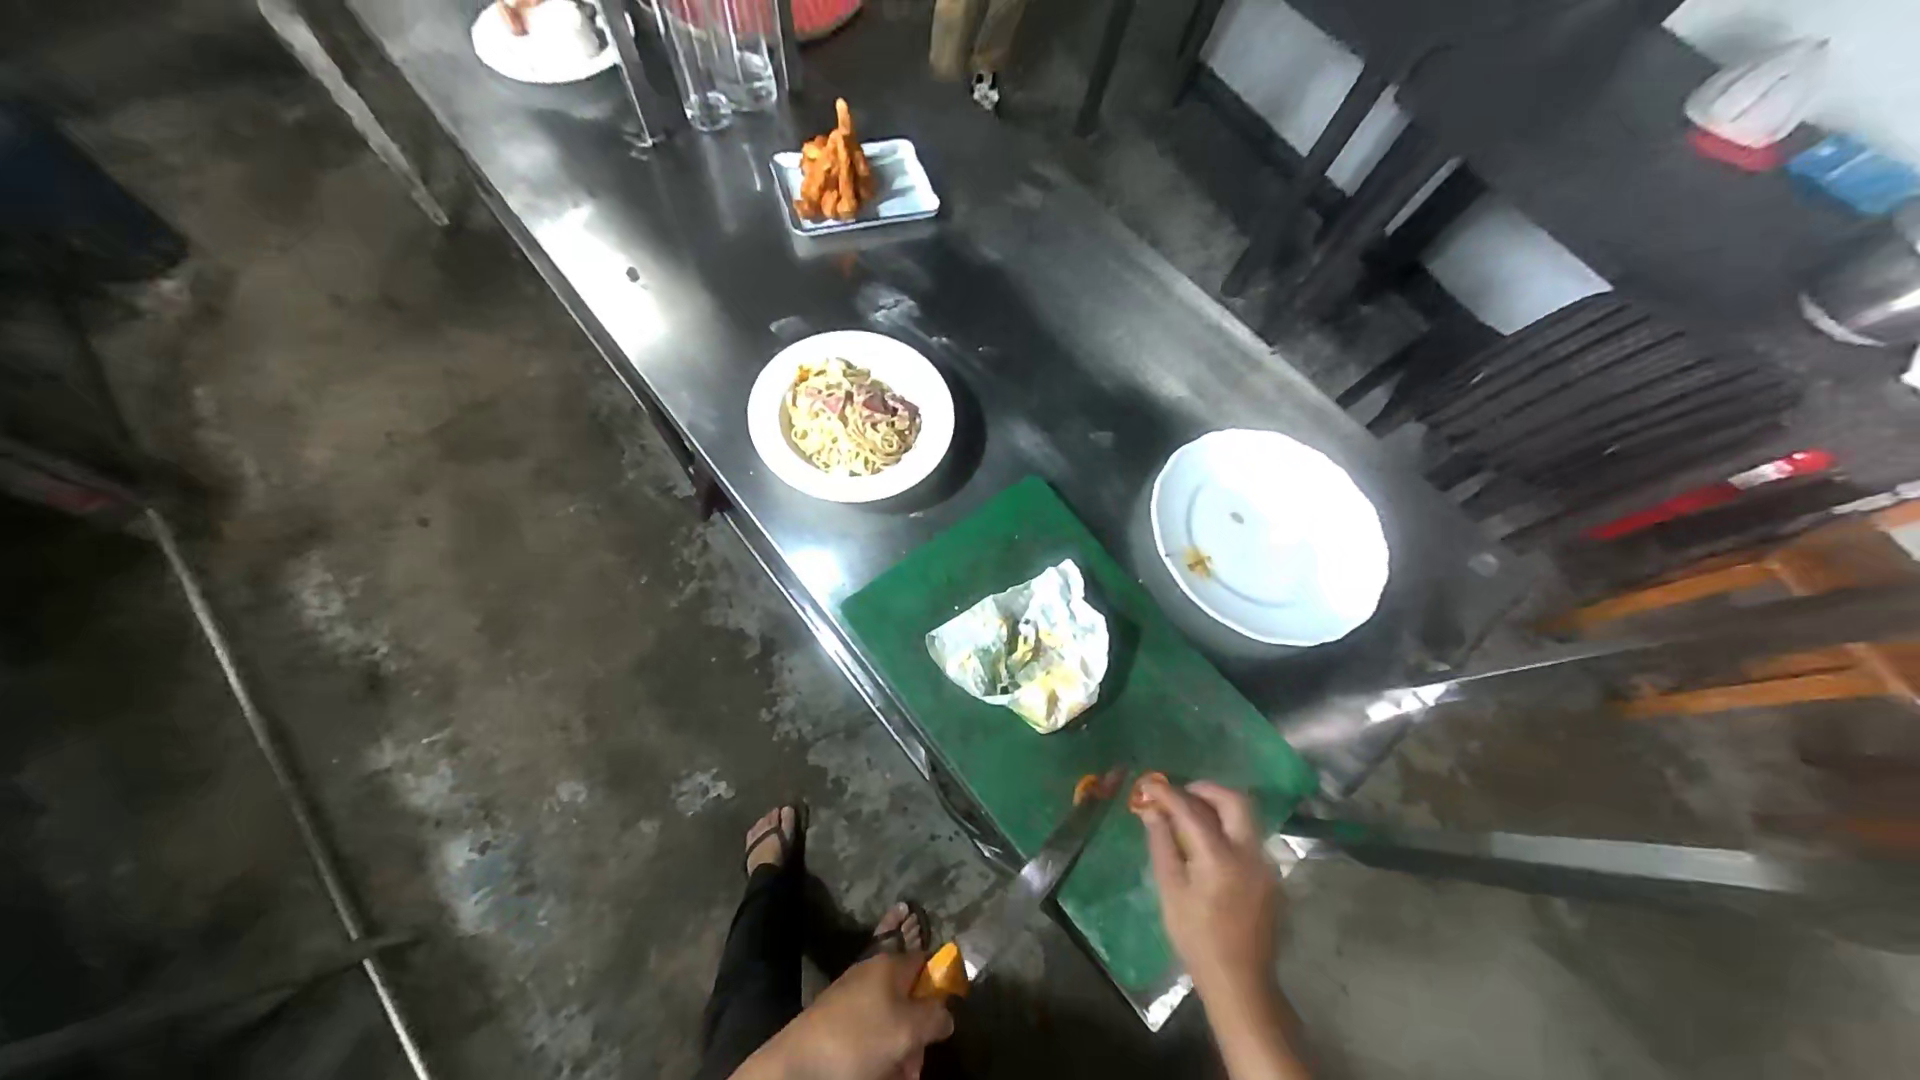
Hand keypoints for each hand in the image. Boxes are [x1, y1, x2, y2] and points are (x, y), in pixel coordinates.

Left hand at [743, 951, 953, 1079]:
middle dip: (917, 1034)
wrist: (797, 1065)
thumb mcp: (909, 1030)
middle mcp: (871, 976)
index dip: (939, 986)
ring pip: (889, 1025)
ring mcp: (852, 999)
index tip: (943, 1018)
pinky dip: (877, 1058)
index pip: (925, 962)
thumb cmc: (859, 1040)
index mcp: (889, 965)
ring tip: (897, 1077)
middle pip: (908, 1000)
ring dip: (899, 1053)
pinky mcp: (837, 1024)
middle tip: (915, 1064)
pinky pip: (869, 1038)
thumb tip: (945, 1014)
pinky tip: (877, 1076)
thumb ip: (936, 1017)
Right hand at [1134, 777, 1281, 1003]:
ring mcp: (1265, 864)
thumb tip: (1151, 810)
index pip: (1192, 811)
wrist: (1240, 981)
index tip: (1149, 784)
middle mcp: (1249, 854)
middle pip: (1234, 800)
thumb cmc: (1197, 938)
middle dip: (1205, 789)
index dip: (1168, 793)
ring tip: (1191, 814)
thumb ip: (1162, 844)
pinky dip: (1228, 827)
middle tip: (1180, 793)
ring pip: (1246, 816)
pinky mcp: (1271, 875)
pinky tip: (1208, 841)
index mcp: (1220, 859)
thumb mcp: (1170, 890)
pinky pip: (1249, 837)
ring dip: (1218, 806)